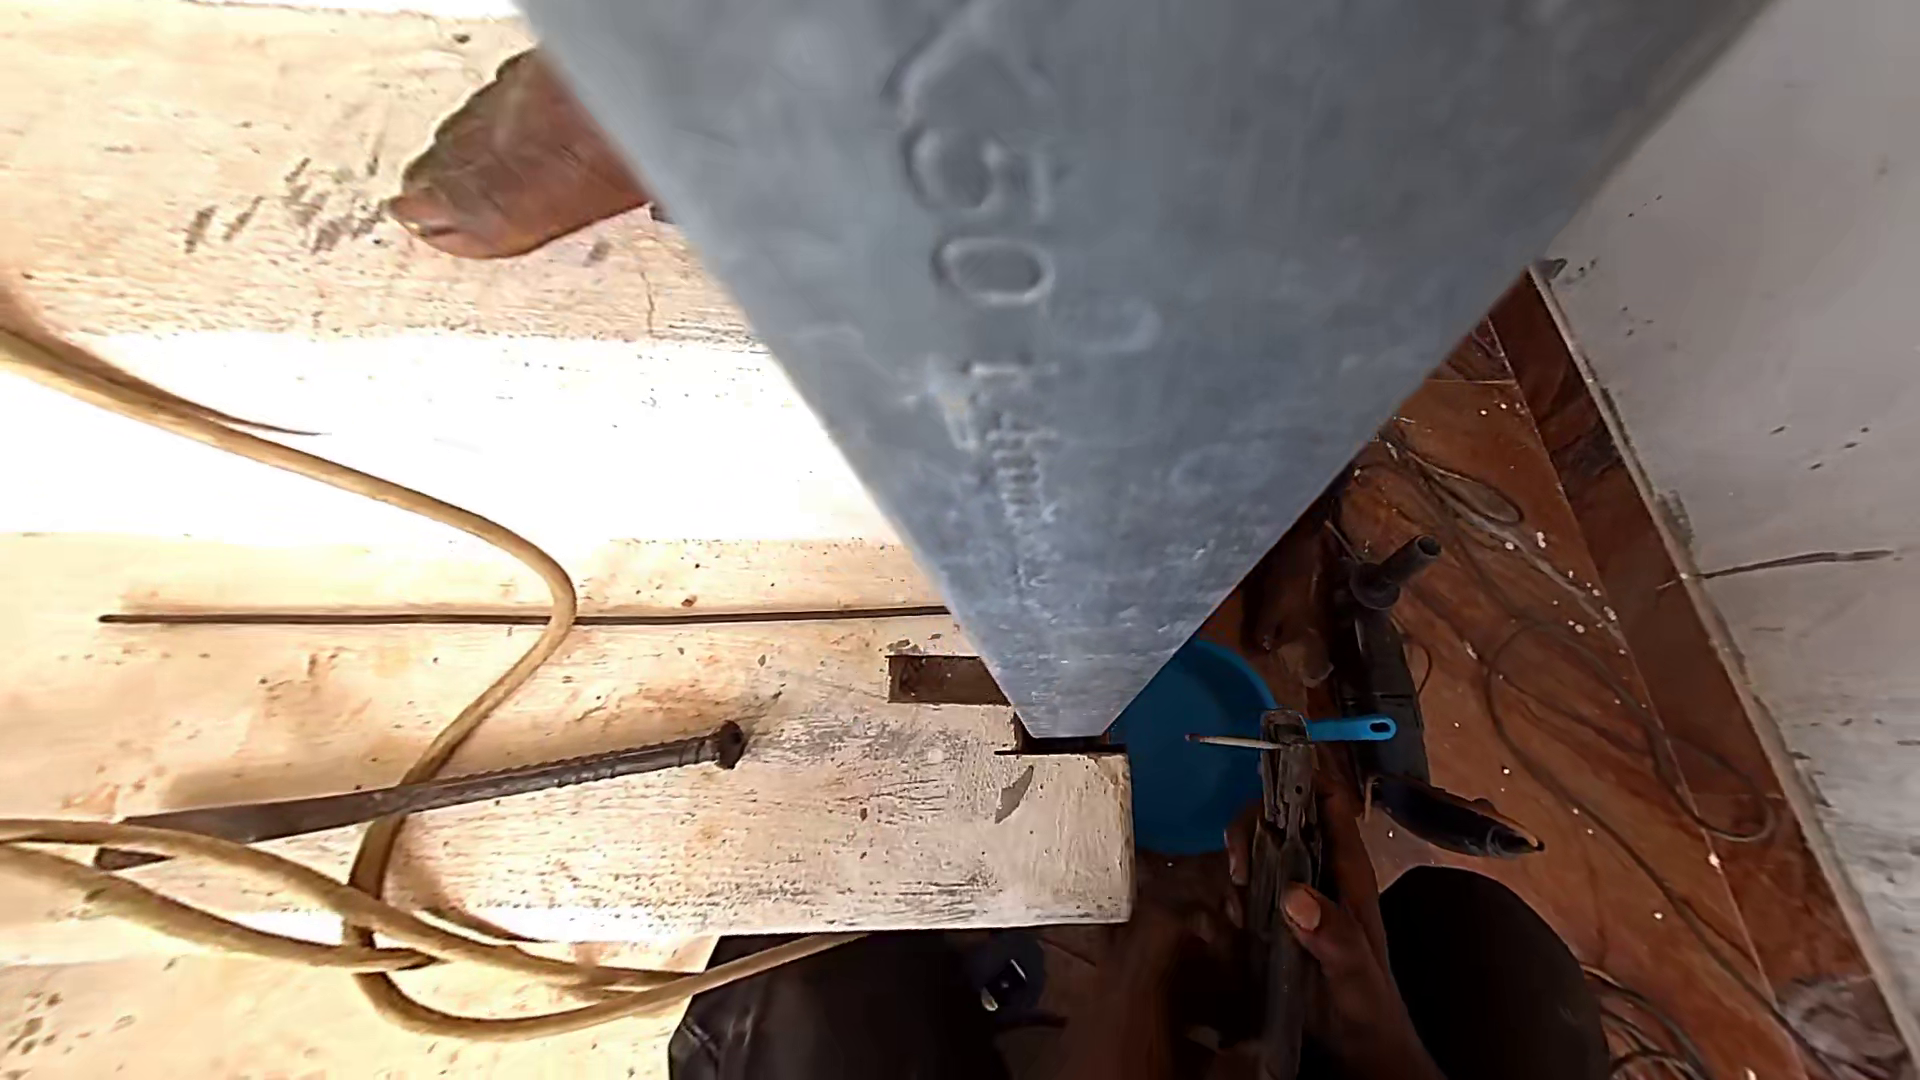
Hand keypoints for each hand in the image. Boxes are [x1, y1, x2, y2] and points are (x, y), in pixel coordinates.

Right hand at [1229, 753, 1445, 1079]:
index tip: (1272, 766)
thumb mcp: (1356, 975)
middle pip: (1281, 814)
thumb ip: (1334, 938)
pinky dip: (1234, 885)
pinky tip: (1236, 916)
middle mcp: (1318, 865)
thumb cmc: (1366, 1008)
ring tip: (1237, 892)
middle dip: (1253, 822)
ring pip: (1258, 838)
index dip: (1306, 776)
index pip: (1331, 805)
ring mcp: (1294, 882)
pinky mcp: (1273, 903)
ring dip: (1239, 853)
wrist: (1357, 1047)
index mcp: (1347, 870)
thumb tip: (1293, 894)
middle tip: (1238, 863)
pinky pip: (1245, 873)